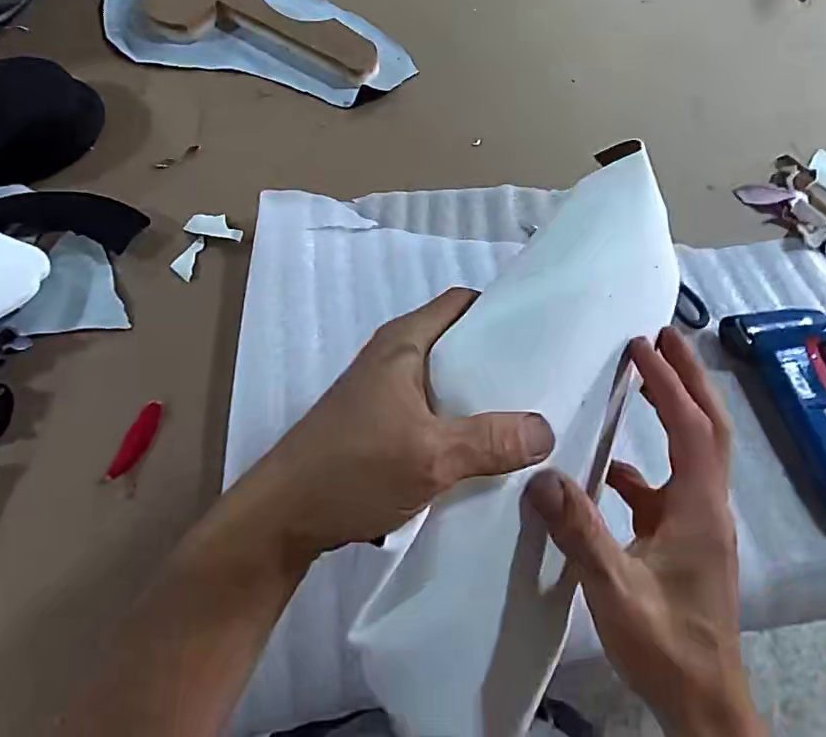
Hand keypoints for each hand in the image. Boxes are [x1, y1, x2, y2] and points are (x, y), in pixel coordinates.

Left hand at [233, 287, 555, 566]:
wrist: (278, 522)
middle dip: (499, 360)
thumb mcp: (430, 456)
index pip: (463, 303)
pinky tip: (483, 449)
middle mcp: (395, 356)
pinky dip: (459, 422)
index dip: (501, 310)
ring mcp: (385, 392)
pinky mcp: (380, 423)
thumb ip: (491, 441)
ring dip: (480, 397)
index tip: (540, 332)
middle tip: (542, 381)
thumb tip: (548, 430)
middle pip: (459, 342)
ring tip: (523, 417)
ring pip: (447, 381)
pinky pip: (433, 410)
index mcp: (404, 342)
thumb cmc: (351, 469)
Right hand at [526, 328, 763, 736]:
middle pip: (711, 424)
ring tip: (646, 379)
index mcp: (700, 506)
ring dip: (676, 409)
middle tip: (665, 336)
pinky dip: (649, 466)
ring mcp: (702, 523)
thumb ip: (580, 533)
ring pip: (696, 450)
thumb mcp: (616, 591)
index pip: (691, 425)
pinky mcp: (689, 541)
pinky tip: (615, 471)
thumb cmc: (667, 645)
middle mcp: (709, 504)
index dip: (669, 381)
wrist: (704, 704)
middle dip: (690, 376)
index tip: (642, 344)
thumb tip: (544, 477)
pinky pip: (671, 487)